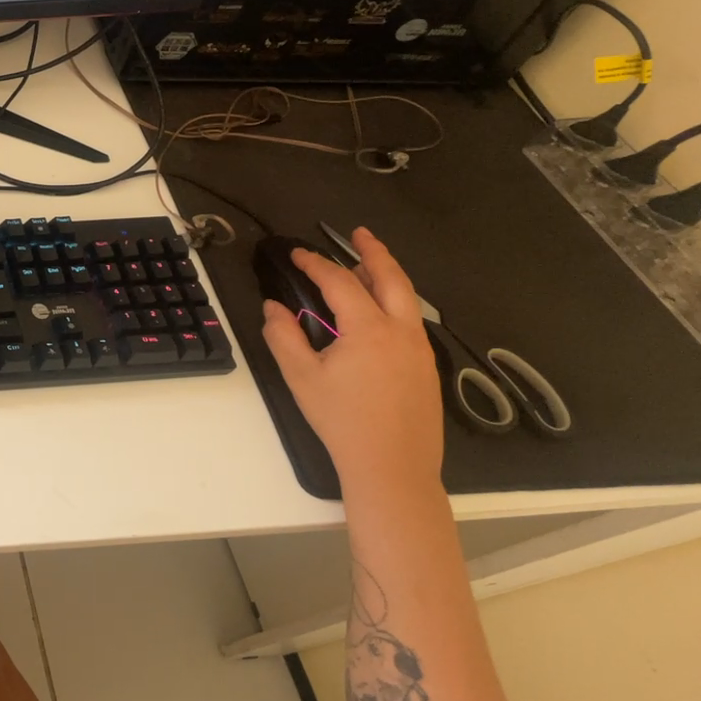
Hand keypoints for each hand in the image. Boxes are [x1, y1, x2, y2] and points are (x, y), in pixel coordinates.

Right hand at [260, 228, 443, 495]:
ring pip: (408, 299)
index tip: (296, 254)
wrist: (393, 466)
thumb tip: (274, 307)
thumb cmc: (342, 420)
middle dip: (374, 252)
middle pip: (392, 279)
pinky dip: (394, 301)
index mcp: (368, 330)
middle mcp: (401, 332)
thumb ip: (283, 336)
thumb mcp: (300, 377)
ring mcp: (420, 350)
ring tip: (366, 265)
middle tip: (359, 234)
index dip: (316, 263)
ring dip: (386, 276)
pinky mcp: (426, 368)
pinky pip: (411, 320)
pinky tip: (377, 311)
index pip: (340, 282)